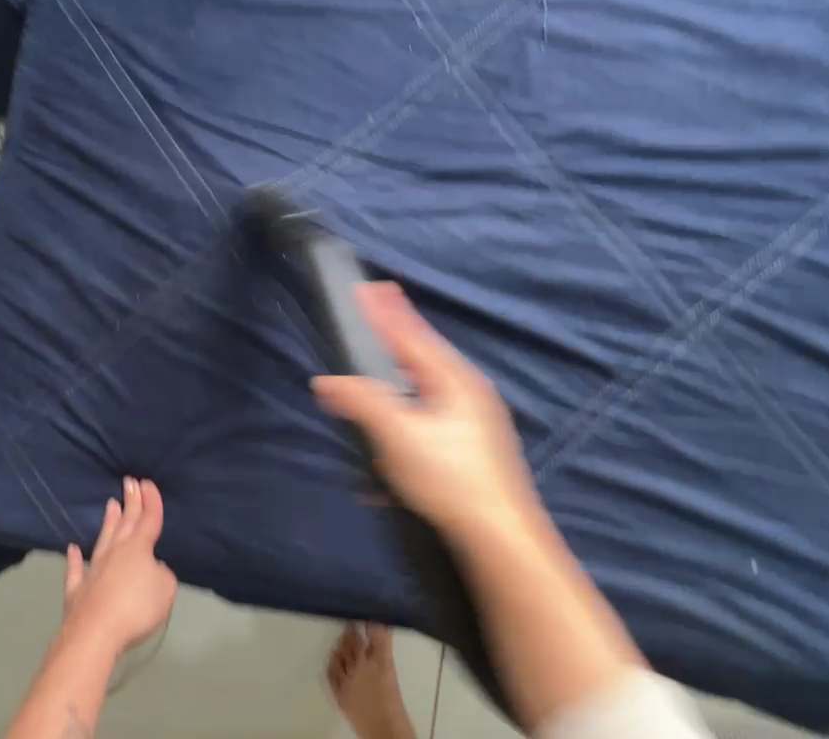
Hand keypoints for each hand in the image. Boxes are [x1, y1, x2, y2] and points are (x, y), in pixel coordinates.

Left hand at [61, 477, 177, 657]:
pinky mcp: (77, 590)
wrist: (95, 634)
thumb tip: (152, 569)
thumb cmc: (136, 609)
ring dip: (109, 521)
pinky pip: (75, 570)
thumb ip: (162, 574)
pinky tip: (72, 548)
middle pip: (125, 522)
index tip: (147, 483)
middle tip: (130, 483)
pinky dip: (74, 559)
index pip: (148, 519)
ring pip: (103, 539)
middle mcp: (115, 552)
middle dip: (130, 502)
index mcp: (139, 548)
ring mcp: (93, 570)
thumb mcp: (166, 589)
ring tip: (110, 504)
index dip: (151, 501)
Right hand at [313, 283, 543, 542]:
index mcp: (454, 381)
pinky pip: (427, 433)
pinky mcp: (470, 458)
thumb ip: (361, 402)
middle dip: (391, 346)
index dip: (387, 312)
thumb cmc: (450, 478)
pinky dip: (401, 439)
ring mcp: (472, 427)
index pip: (412, 335)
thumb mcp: (398, 435)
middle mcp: (467, 396)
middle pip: (419, 363)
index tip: (369, 286)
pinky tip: (382, 472)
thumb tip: (327, 381)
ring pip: (421, 402)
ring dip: (392, 402)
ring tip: (371, 398)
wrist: (501, 541)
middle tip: (371, 321)